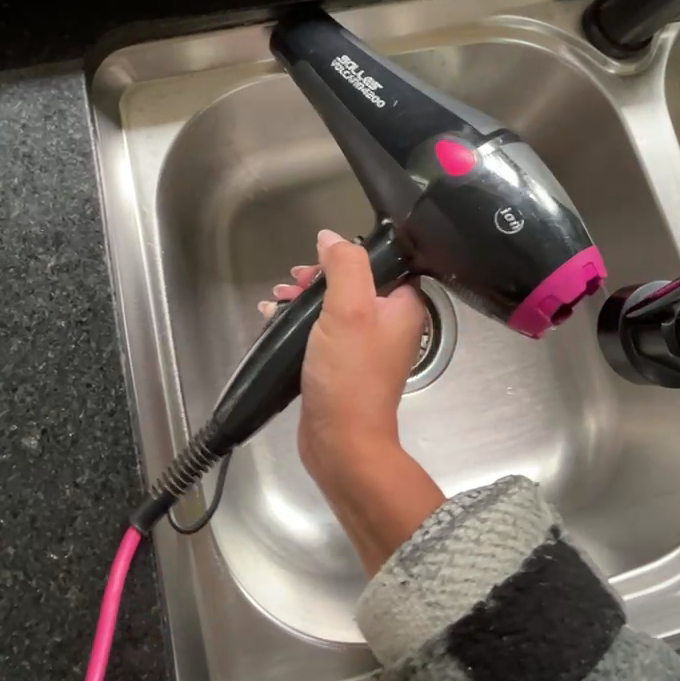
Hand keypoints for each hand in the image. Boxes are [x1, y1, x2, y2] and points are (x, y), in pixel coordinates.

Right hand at [264, 229, 443, 574]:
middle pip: (354, 282)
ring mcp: (367, 348)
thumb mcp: (348, 308)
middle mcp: (390, 325)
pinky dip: (301, 323)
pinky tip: (275, 319)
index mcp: (404, 307)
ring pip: (335, 307)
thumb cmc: (350, 374)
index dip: (348, 256)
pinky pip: (323, 332)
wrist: (342, 443)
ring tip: (279, 299)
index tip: (318, 261)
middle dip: (319, 277)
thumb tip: (331, 238)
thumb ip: (344, 265)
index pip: (383, 263)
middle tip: (294, 282)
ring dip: (305, 299)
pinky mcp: (343, 366)